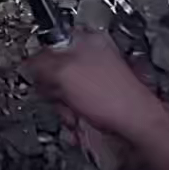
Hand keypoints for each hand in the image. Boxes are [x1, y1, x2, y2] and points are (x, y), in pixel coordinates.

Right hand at [25, 29, 168, 142]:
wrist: (140, 129)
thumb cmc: (113, 99)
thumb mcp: (63, 74)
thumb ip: (40, 64)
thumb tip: (27, 63)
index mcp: (87, 40)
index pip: (49, 42)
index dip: (40, 61)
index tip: (39, 75)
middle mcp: (94, 55)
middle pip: (55, 69)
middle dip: (54, 89)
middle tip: (61, 98)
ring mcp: (99, 78)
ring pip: (65, 90)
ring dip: (63, 106)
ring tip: (73, 114)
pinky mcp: (102, 97)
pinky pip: (76, 103)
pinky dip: (74, 114)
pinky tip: (80, 120)